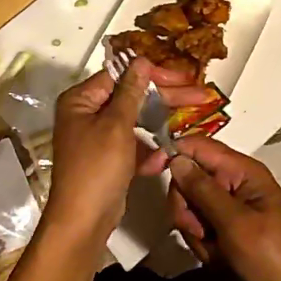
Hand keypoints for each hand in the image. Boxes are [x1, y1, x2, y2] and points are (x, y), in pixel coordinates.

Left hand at [45, 58, 204, 241]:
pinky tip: (161, 160)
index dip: (152, 75)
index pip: (120, 76)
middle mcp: (87, 114)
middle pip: (131, 97)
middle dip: (165, 99)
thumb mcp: (117, 125)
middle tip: (200, 94)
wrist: (83, 220)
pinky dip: (147, 151)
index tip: (182, 78)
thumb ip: (131, 92)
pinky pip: (133, 146)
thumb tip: (140, 61)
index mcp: (81, 101)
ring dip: (159, 126)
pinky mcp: (109, 159)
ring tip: (190, 121)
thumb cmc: (97, 168)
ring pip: (136, 122)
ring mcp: (98, 138)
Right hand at [165, 137, 280, 280]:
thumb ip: (203, 189)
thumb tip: (176, 158)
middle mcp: (234, 185)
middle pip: (187, 180)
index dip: (170, 154)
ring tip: (218, 250)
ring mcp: (230, 211)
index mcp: (243, 171)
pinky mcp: (227, 234)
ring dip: (195, 232)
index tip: (146, 172)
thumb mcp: (236, 222)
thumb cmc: (275, 257)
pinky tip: (221, 261)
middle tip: (201, 230)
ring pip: (189, 209)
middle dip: (186, 208)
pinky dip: (204, 247)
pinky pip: (199, 231)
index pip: (197, 147)